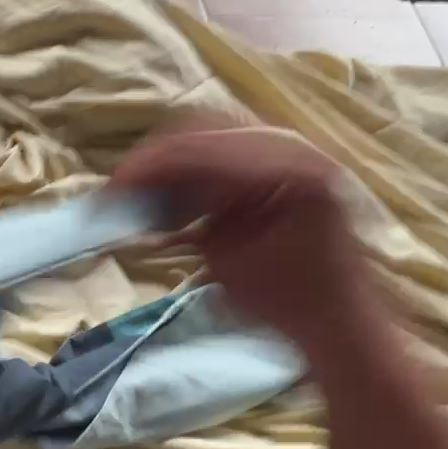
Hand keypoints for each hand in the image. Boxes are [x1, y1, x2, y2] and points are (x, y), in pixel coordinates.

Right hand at [110, 124, 379, 351]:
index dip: (144, 168)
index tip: (109, 194)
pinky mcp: (286, 164)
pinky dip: (194, 166)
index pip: (196, 150)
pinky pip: (228, 147)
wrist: (338, 319)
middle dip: (154, 159)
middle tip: (121, 191)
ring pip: (212, 132)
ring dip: (172, 161)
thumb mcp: (222, 258)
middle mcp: (294, 149)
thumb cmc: (283, 300)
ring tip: (144, 194)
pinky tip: (177, 197)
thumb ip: (182, 218)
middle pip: (202, 129)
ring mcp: (294, 152)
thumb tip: (132, 198)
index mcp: (285, 172)